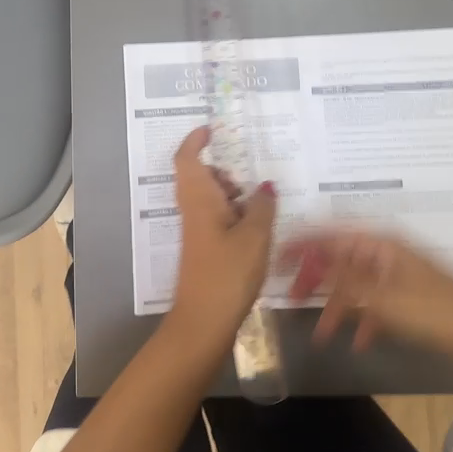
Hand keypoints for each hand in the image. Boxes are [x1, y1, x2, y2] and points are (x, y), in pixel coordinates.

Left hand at [164, 127, 278, 347]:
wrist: (204, 322)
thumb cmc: (227, 273)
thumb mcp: (254, 236)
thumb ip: (262, 206)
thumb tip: (266, 185)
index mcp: (198, 198)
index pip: (186, 158)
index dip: (196, 140)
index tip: (214, 130)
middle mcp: (192, 210)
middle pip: (200, 176)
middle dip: (224, 171)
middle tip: (250, 180)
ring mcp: (197, 231)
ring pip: (211, 199)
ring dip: (233, 196)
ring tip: (261, 207)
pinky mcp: (205, 249)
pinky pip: (217, 219)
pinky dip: (235, 216)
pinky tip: (259, 231)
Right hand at [283, 229, 452, 352]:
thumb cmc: (433, 311)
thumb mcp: (380, 297)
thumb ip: (341, 280)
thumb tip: (306, 259)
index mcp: (379, 243)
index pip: (331, 234)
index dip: (302, 243)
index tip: (276, 257)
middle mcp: (386, 253)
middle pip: (341, 259)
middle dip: (316, 279)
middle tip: (292, 297)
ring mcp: (398, 276)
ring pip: (356, 285)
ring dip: (338, 306)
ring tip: (322, 333)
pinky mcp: (409, 300)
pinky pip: (374, 304)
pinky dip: (362, 319)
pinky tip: (355, 342)